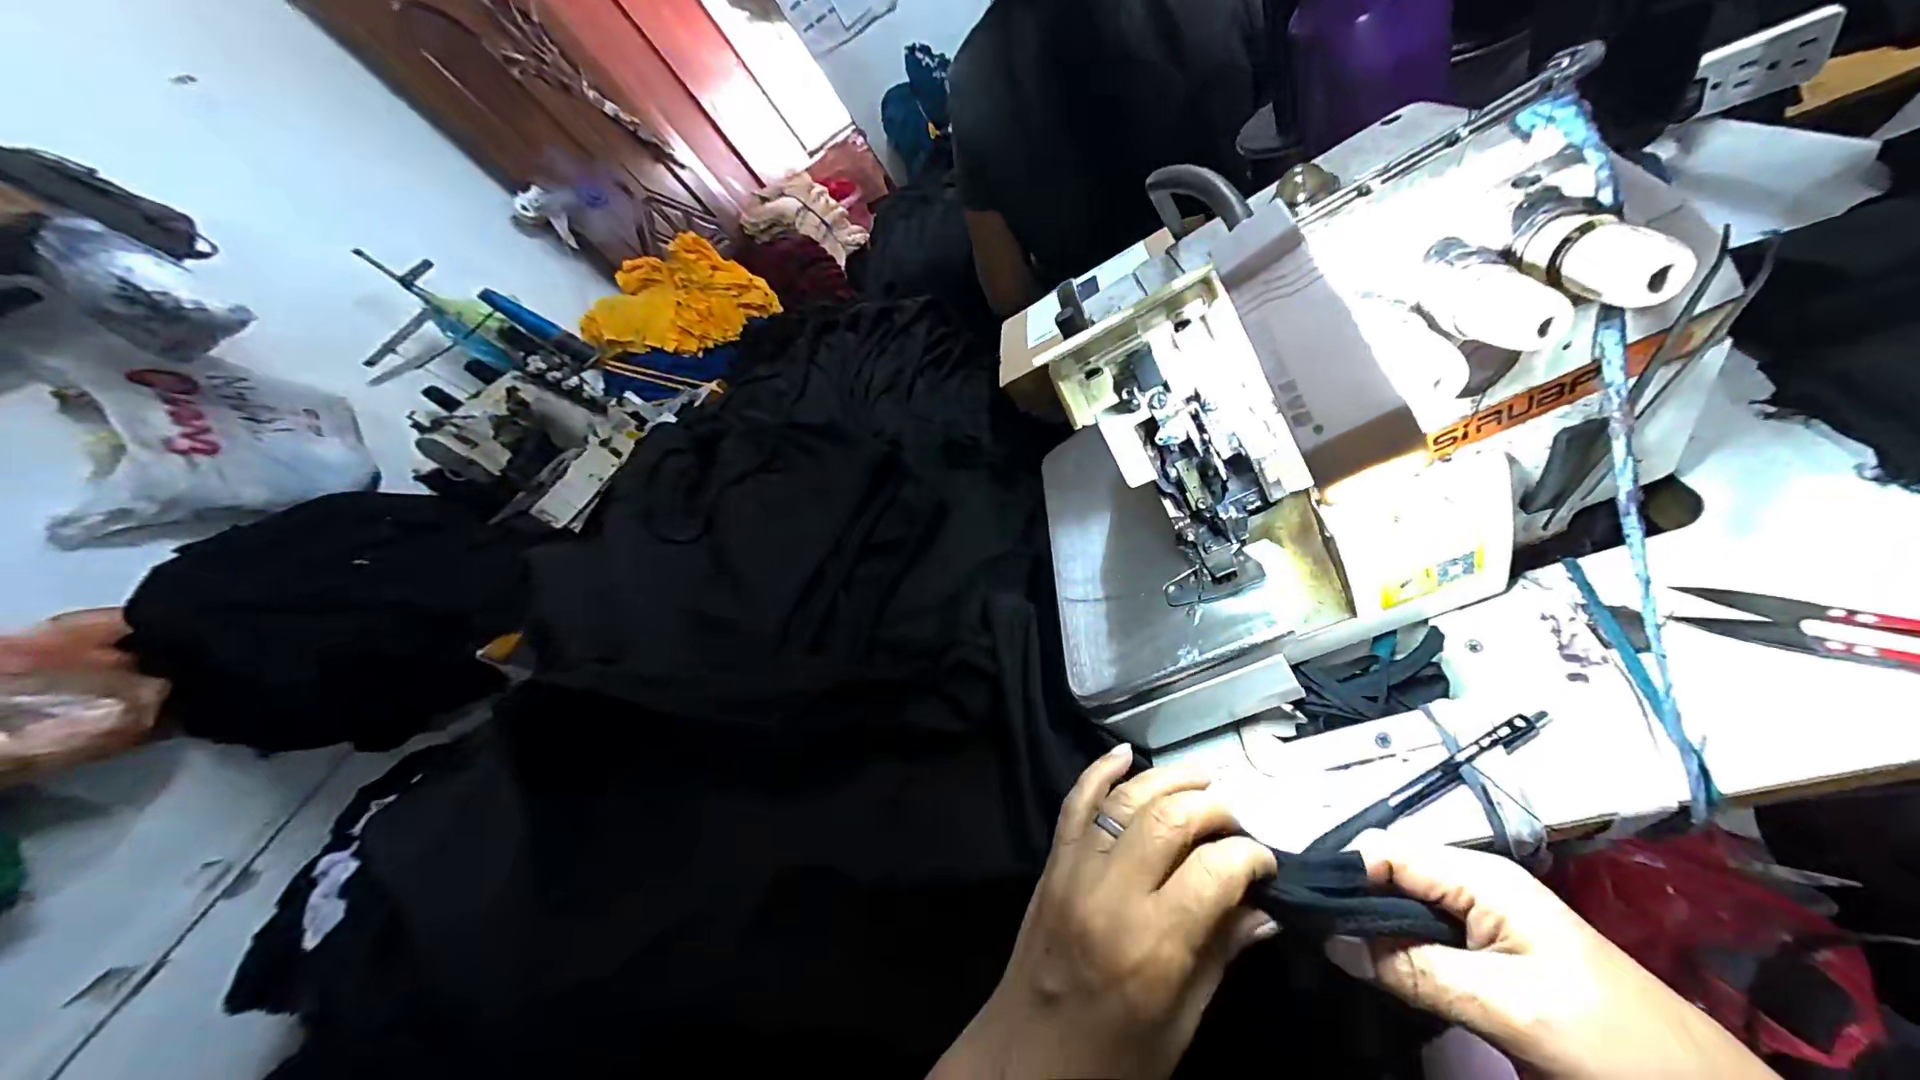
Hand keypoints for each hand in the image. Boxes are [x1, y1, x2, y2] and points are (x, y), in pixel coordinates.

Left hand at [930, 744, 1277, 1079]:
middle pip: (1169, 819)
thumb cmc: (1115, 1056)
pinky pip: (1075, 802)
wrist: (1028, 1055)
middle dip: (1213, 809)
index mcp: (1152, 943)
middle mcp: (1111, 893)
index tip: (1266, 863)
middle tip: (1236, 822)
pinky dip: (1099, 771)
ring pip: (1123, 800)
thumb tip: (1264, 907)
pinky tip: (1124, 753)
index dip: (1250, 857)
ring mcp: (1074, 869)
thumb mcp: (1182, 1021)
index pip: (1215, 870)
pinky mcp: (1052, 862)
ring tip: (1201, 778)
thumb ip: (1221, 954)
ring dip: (1166, 779)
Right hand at [1329, 830, 1774, 1079]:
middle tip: (1301, 927)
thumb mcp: (1511, 1005)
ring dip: (1359, 922)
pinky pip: (1412, 934)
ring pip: (1393, 904)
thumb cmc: (1613, 1040)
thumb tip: (1330, 940)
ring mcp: (1475, 918)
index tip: (1296, 901)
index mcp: (1479, 876)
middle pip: (1383, 872)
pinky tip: (1360, 961)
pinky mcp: (1476, 952)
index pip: (1383, 850)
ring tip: (1318, 941)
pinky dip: (1383, 945)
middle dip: (1342, 896)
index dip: (1337, 870)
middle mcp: (1470, 884)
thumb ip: (1416, 968)